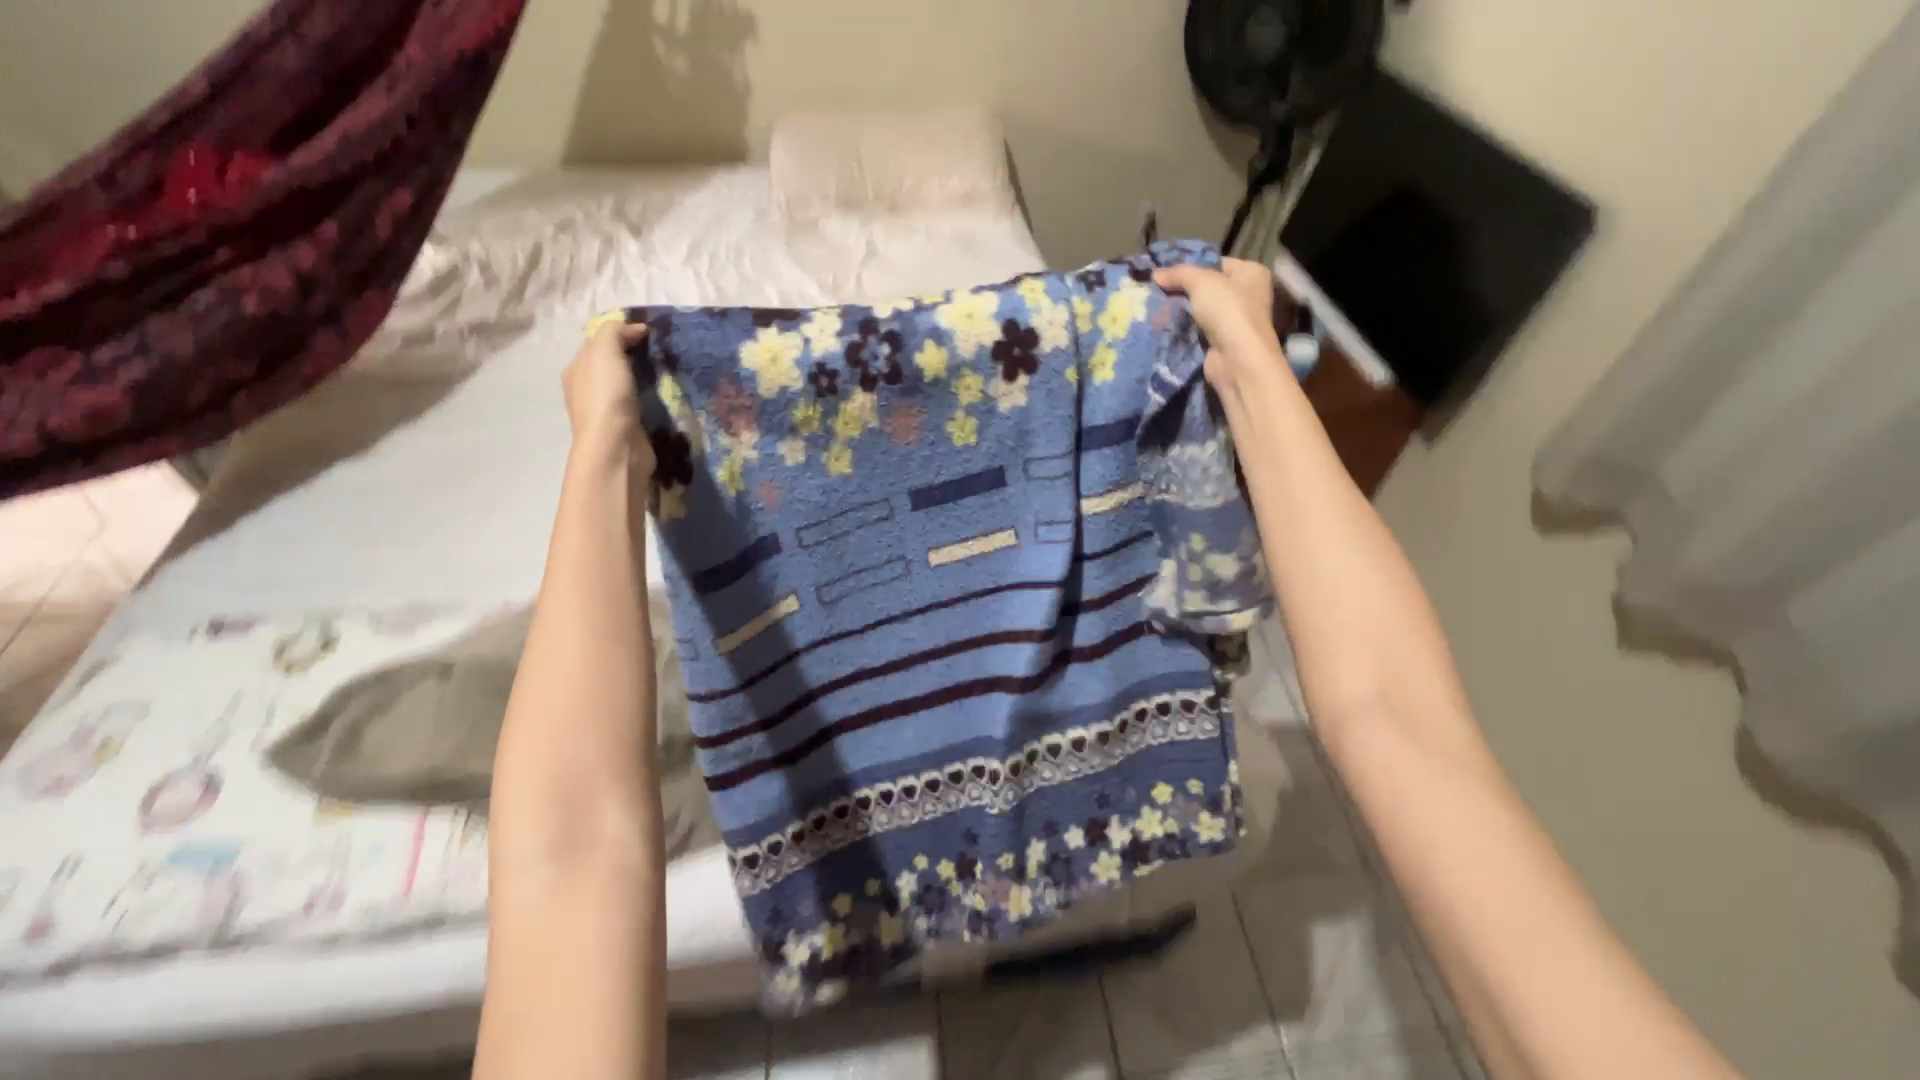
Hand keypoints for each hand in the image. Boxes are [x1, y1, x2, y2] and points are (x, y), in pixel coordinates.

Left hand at [563, 321, 653, 473]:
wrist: (616, 446)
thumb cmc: (606, 395)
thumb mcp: (605, 351)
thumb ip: (615, 332)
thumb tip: (635, 327)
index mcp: (577, 370)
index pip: (597, 344)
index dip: (620, 334)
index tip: (649, 333)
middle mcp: (586, 390)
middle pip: (611, 365)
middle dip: (633, 356)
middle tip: (661, 352)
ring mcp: (606, 411)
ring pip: (626, 386)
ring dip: (643, 379)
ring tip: (667, 372)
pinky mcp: (626, 428)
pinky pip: (639, 406)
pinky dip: (650, 399)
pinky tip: (664, 397)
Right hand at [1154, 259, 1287, 391]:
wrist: (1236, 359)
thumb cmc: (1227, 310)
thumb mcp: (1201, 281)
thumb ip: (1178, 273)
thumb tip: (1155, 274)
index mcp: (1252, 273)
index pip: (1217, 263)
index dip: (1192, 266)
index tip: (1167, 272)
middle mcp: (1248, 295)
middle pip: (1208, 287)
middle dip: (1183, 290)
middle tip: (1157, 289)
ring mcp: (1236, 321)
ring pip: (1201, 310)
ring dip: (1181, 310)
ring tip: (1156, 306)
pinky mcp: (1223, 342)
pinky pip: (1198, 330)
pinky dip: (1184, 328)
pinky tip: (1164, 324)